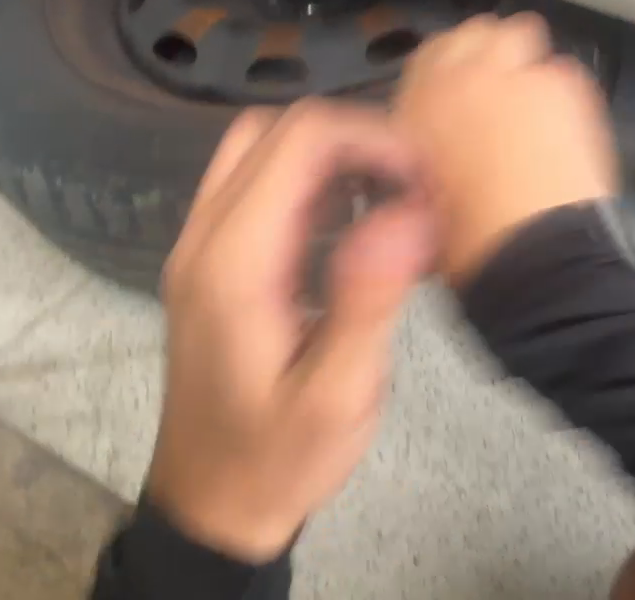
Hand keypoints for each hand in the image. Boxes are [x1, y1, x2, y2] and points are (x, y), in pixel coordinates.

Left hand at [145, 100, 436, 561]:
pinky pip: (268, 178)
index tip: (427, 183)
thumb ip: (368, 299)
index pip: (303, 138)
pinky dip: (324, 174)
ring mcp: (207, 242)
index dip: (376, 139)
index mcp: (234, 260)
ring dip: (342, 152)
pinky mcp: (222, 255)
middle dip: (363, 138)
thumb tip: (411, 210)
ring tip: (397, 195)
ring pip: (270, 144)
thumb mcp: (336, 394)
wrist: (213, 508)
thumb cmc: (281, 457)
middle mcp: (208, 235)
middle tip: (417, 185)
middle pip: (282, 127)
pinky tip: (364, 216)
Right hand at [391, 13, 617, 285]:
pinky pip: (564, 69)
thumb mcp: (421, 196)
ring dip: (528, 61)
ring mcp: (519, 76)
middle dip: (491, 52)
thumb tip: (434, 141)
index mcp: (421, 105)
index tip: (465, 79)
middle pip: (478, 32)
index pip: (431, 52)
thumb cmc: (479, 241)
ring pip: (521, 36)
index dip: (451, 64)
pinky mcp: (565, 86)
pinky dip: (564, 88)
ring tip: (537, 99)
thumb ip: (423, 151)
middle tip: (505, 84)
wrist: (537, 254)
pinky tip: (564, 123)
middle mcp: (466, 78)